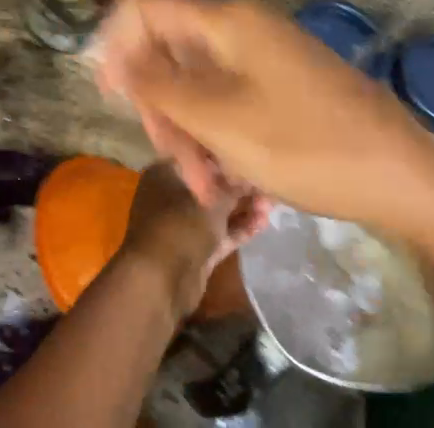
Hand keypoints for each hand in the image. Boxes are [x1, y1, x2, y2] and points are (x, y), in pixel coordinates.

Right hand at [92, 0, 433, 240]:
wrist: (406, 182)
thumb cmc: (307, 147)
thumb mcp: (218, 121)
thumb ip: (157, 84)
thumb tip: (112, 54)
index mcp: (225, 21)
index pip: (145, 7)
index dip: (115, 43)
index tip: (109, 95)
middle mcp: (241, 27)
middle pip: (169, 50)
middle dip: (160, 106)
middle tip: (170, 158)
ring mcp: (264, 56)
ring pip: (196, 82)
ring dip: (188, 131)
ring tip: (205, 187)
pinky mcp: (281, 84)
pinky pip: (227, 98)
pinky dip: (216, 134)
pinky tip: (226, 178)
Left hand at [116, 163, 263, 319]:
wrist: (160, 280)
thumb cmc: (180, 226)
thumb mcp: (211, 202)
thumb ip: (232, 188)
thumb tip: (249, 173)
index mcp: (165, 173)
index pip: (196, 156)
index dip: (222, 156)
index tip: (248, 153)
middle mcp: (171, 194)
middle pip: (208, 185)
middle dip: (237, 185)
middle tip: (267, 180)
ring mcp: (183, 223)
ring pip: (217, 211)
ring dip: (242, 207)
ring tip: (273, 202)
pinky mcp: (195, 248)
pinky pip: (220, 233)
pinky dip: (239, 228)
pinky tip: (264, 221)